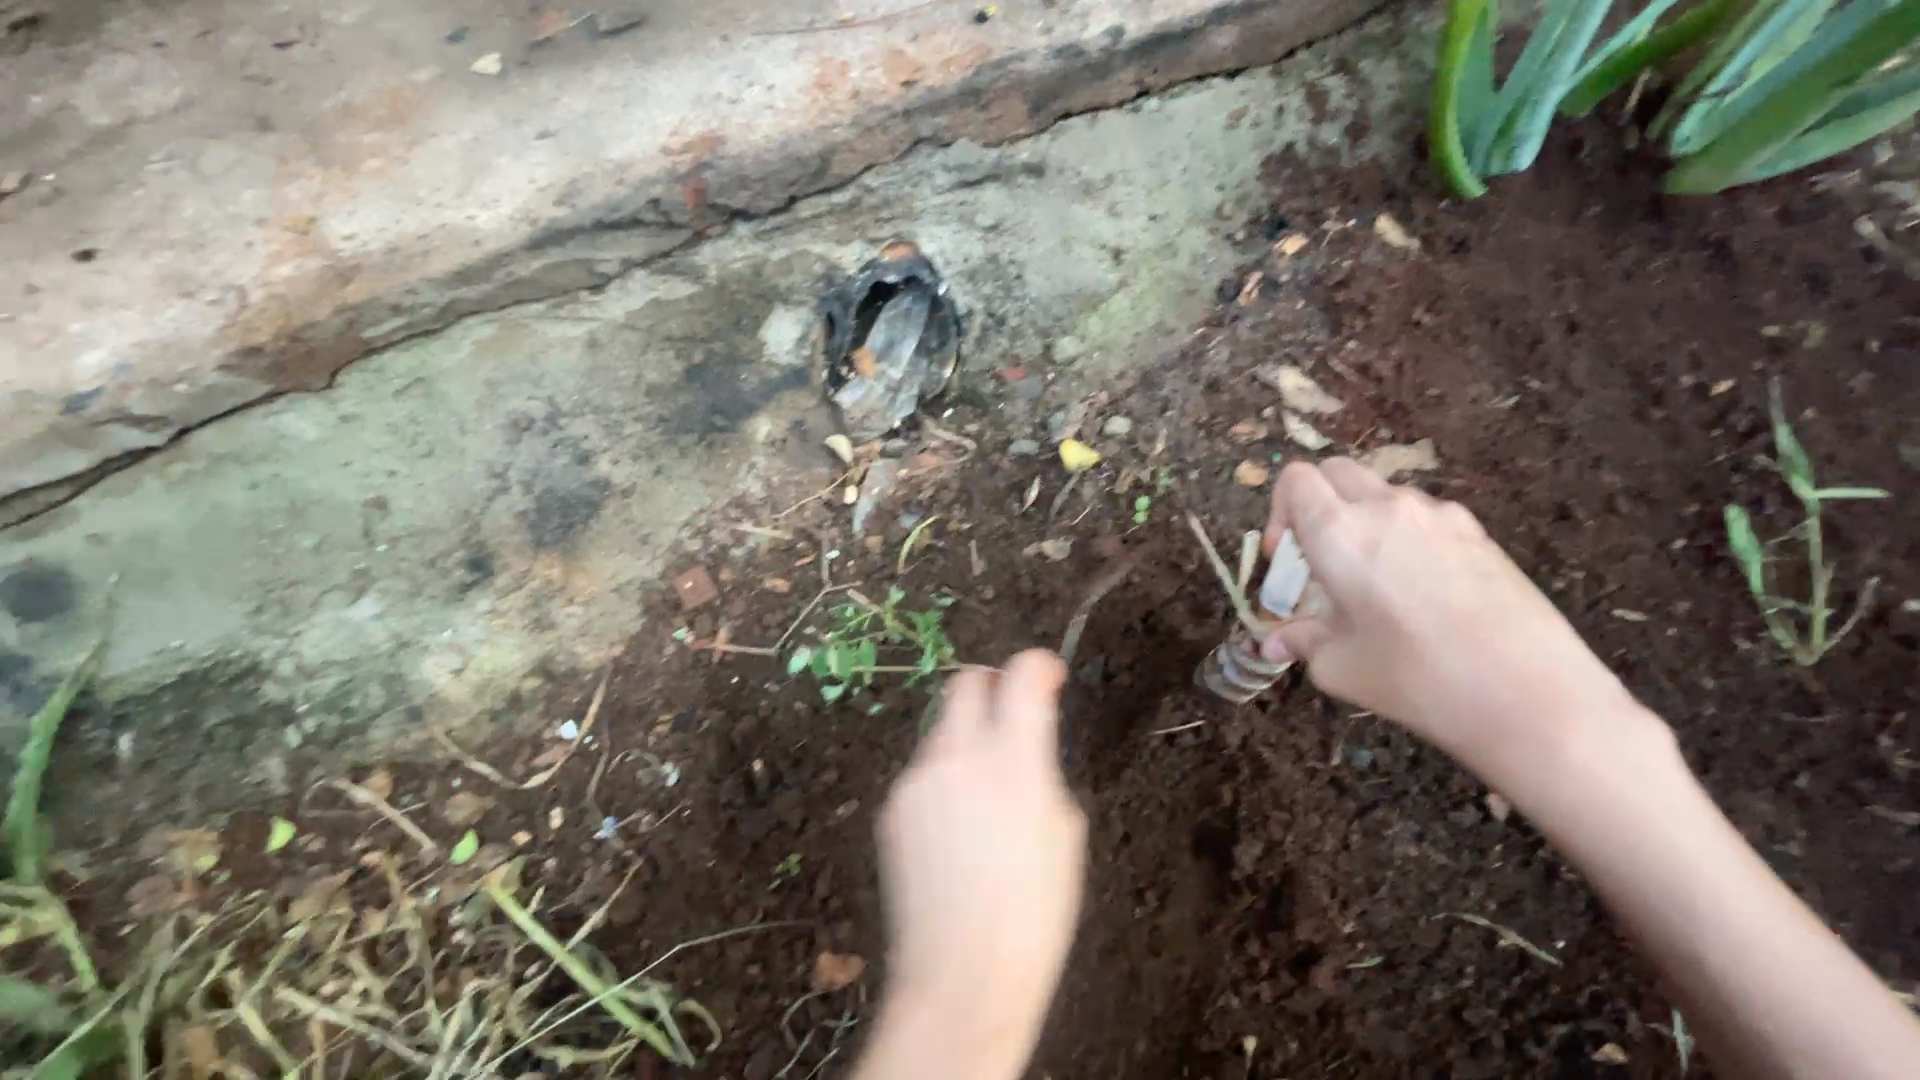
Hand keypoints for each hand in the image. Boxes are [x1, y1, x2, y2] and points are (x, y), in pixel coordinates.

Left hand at [860, 650, 1085, 1079]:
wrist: (963, 975)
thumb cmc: (1034, 912)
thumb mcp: (1063, 832)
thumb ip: (1042, 768)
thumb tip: (1028, 741)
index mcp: (1013, 761)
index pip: (1020, 676)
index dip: (1038, 664)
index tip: (1049, 676)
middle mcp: (957, 756)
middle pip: (964, 681)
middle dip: (991, 685)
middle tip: (1011, 712)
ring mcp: (917, 780)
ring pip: (943, 729)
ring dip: (967, 738)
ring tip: (984, 792)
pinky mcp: (892, 806)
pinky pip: (923, 772)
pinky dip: (944, 778)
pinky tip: (954, 827)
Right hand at [1261, 459, 1657, 788]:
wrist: (1532, 695)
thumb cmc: (1417, 679)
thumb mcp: (1340, 668)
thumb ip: (1301, 642)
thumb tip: (1275, 643)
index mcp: (1340, 532)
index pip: (1294, 480)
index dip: (1278, 512)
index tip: (1287, 560)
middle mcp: (1386, 508)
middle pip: (1336, 473)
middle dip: (1316, 505)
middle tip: (1320, 560)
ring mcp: (1439, 516)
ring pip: (1383, 494)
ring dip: (1362, 521)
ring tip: (1372, 582)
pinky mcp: (1479, 534)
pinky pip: (1424, 518)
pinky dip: (1405, 537)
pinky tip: (1422, 593)